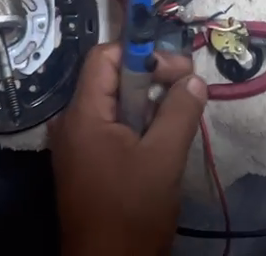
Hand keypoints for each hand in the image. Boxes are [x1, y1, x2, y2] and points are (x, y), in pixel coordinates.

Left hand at [47, 42, 207, 255]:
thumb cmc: (131, 212)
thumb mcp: (163, 160)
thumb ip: (178, 113)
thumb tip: (193, 78)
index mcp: (82, 113)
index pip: (104, 57)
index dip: (138, 52)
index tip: (174, 66)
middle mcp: (71, 121)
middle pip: (108, 78)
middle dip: (148, 77)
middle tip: (185, 87)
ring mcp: (75, 144)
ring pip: (111, 104)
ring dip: (145, 103)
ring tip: (177, 112)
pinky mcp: (83, 164)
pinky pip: (108, 127)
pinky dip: (134, 124)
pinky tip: (159, 138)